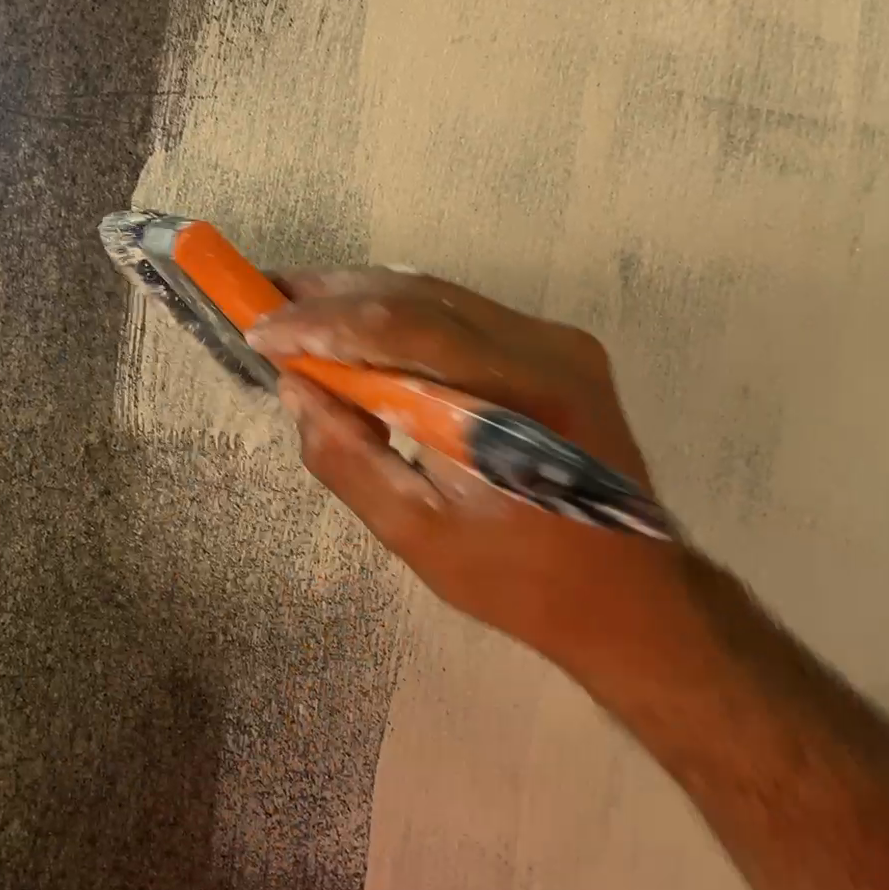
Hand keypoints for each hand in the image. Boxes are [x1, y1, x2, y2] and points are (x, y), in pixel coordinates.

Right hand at [247, 268, 687, 664]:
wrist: (631, 594)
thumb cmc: (518, 578)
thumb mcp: (414, 534)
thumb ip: (346, 457)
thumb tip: (295, 390)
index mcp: (515, 399)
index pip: (400, 328)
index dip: (319, 321)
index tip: (257, 330)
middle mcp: (543, 349)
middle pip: (415, 295)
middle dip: (329, 296)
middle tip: (262, 300)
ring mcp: (555, 341)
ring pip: (434, 295)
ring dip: (358, 300)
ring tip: (294, 310)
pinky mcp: (554, 347)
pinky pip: (456, 313)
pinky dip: (395, 315)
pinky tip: (354, 331)